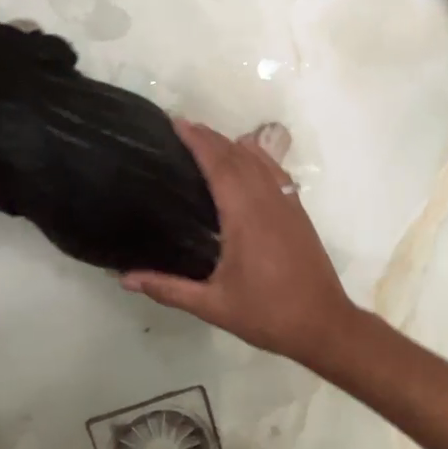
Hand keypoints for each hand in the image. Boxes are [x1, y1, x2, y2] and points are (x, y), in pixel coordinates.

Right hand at [122, 120, 361, 362]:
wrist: (323, 325)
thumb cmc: (266, 314)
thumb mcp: (212, 305)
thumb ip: (168, 289)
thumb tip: (124, 279)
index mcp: (245, 218)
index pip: (220, 166)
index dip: (199, 141)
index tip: (177, 123)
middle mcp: (267, 203)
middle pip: (238, 157)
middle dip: (211, 137)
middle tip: (182, 127)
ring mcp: (287, 206)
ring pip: (260, 162)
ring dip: (233, 145)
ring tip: (208, 138)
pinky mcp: (298, 214)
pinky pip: (276, 174)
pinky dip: (259, 158)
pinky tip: (249, 156)